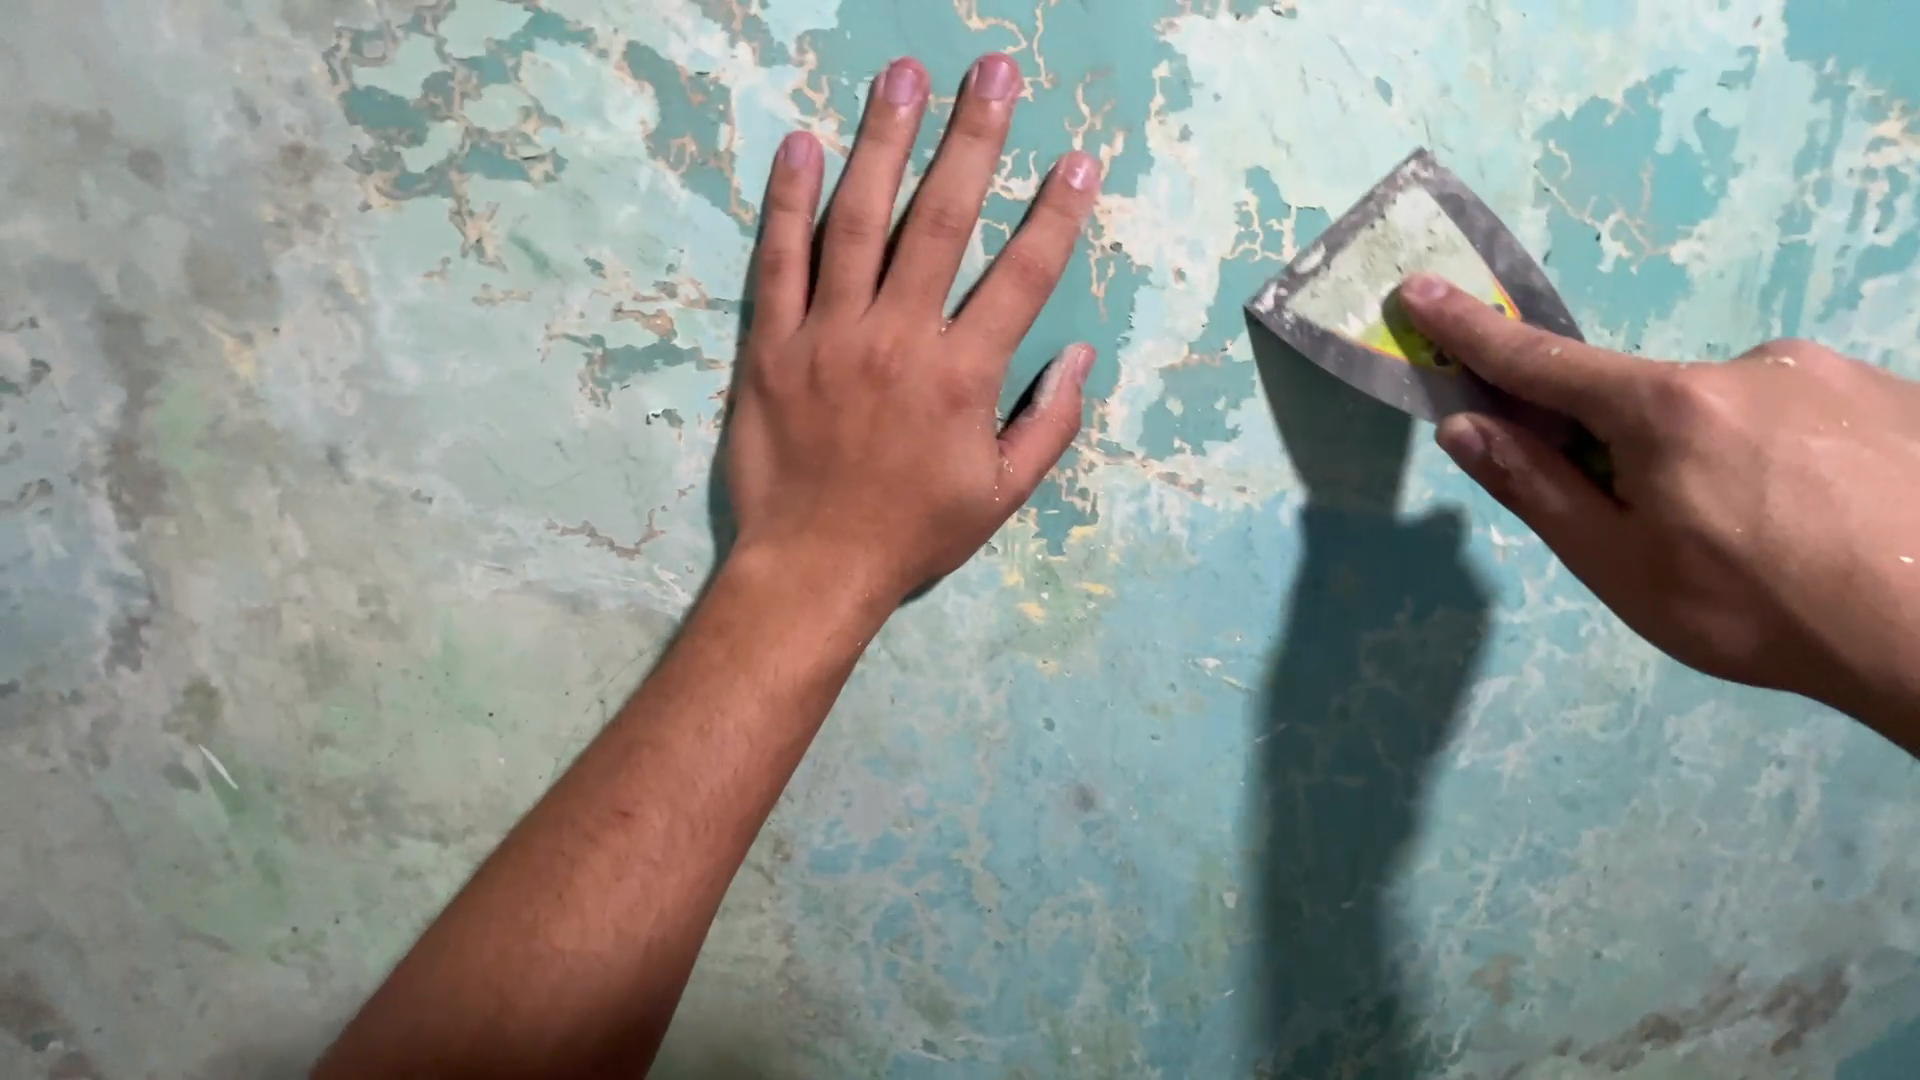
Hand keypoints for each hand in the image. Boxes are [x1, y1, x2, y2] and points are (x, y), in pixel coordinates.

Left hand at [724, 53, 1101, 603]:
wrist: (816, 566)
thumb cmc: (914, 533)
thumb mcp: (1002, 496)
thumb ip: (1049, 426)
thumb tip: (1080, 359)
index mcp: (962, 377)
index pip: (1024, 277)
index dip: (1056, 215)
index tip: (1077, 161)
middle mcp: (898, 338)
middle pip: (942, 221)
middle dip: (974, 139)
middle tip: (992, 70)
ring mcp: (828, 336)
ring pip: (859, 221)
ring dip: (884, 143)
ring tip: (902, 78)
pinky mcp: (770, 347)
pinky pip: (779, 262)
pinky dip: (789, 203)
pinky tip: (803, 146)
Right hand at [1400, 274, 1919, 731]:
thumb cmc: (1758, 609)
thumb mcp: (1615, 561)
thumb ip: (1535, 487)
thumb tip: (1464, 427)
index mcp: (1666, 407)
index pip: (1539, 361)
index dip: (1470, 330)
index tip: (1418, 289)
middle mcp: (1750, 367)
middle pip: (1638, 398)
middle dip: (1619, 447)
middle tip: (1657, 526)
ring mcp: (1835, 375)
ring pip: (1721, 410)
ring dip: (1705, 457)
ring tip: (1757, 535)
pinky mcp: (1897, 395)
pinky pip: (1793, 416)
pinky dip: (1776, 457)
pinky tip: (1819, 518)